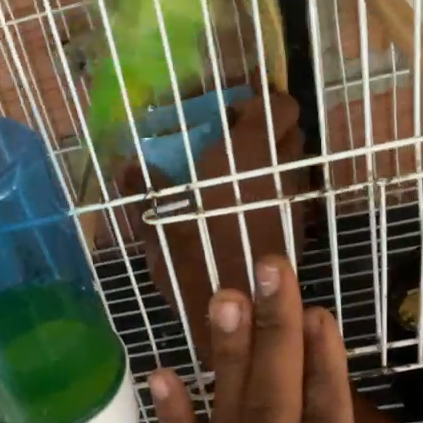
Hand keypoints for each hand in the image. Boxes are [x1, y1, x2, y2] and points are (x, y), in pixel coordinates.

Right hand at [120, 91, 306, 367]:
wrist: (235, 318)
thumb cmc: (194, 263)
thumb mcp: (159, 225)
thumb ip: (146, 190)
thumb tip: (126, 163)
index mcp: (248, 159)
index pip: (279, 107)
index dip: (260, 103)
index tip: (229, 115)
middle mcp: (280, 175)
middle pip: (291, 135)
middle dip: (267, 131)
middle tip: (231, 143)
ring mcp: (292, 206)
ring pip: (293, 167)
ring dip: (273, 164)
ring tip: (237, 179)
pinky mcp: (295, 234)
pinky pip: (289, 197)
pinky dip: (273, 194)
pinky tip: (244, 213)